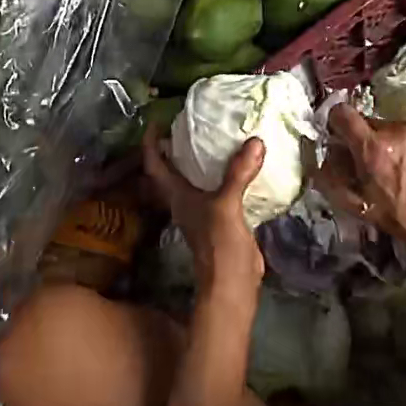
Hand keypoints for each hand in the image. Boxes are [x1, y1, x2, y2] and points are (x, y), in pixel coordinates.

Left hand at [143, 122, 266, 302]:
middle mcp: (185, 201)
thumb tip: (255, 141)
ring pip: (194, 180)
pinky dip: (225, 176)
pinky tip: (241, 166)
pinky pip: (218, 189)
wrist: (232, 283)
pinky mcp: (221, 218)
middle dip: (174, 149)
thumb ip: (238, 173)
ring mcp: (202, 211)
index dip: (151, 143)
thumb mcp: (227, 206)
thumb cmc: (218, 245)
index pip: (155, 165)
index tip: (156, 122)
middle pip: (171, 171)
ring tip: (214, 138)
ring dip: (199, 162)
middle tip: (187, 125)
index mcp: (177, 195)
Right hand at [318, 103, 405, 249]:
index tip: (339, 134)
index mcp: (372, 149)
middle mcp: (394, 130)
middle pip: (368, 122)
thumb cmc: (401, 215)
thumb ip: (331, 179)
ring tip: (399, 164)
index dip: (337, 121)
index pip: (343, 113)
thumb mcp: (358, 205)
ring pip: (390, 126)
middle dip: (366, 138)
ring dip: (389, 140)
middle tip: (373, 161)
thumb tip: (320, 159)